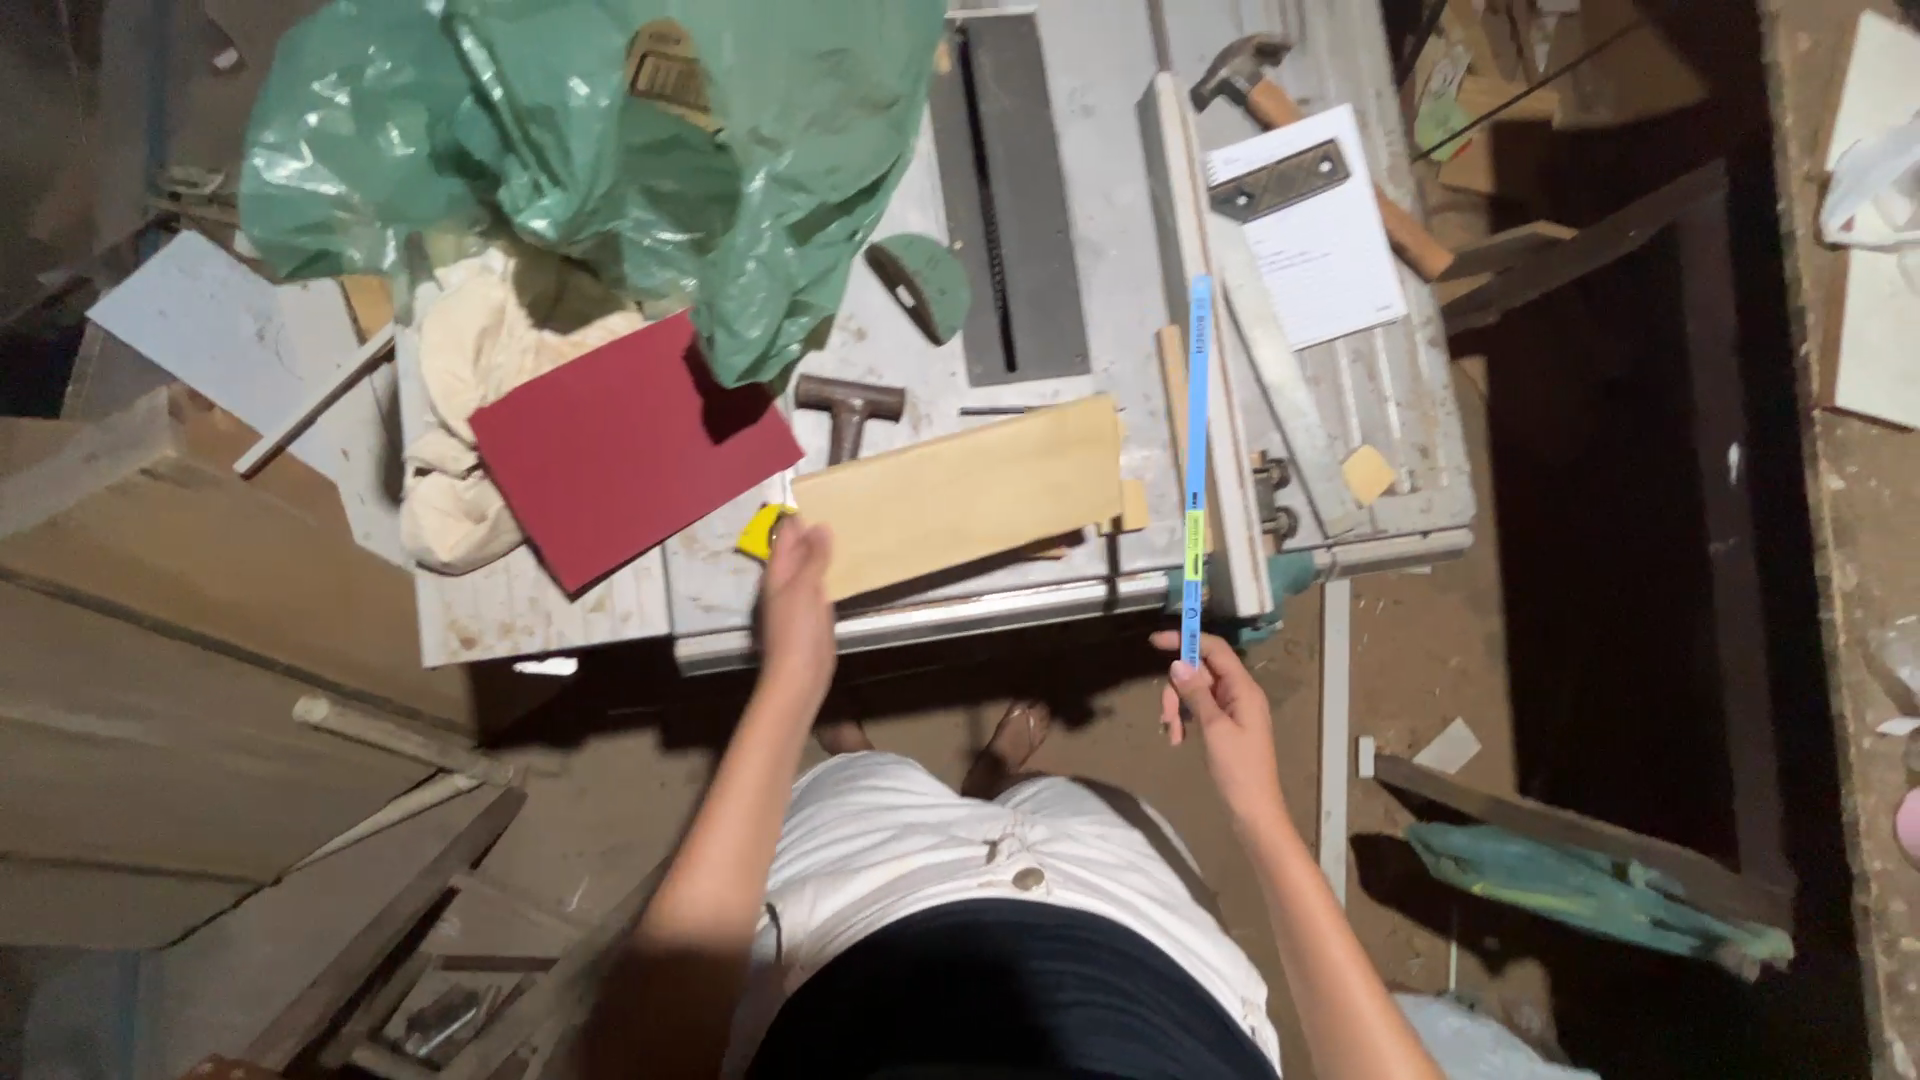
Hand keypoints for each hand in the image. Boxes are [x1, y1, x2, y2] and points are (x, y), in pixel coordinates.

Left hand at [757, 517, 835, 707]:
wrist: (800, 674)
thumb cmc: (796, 630)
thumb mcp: (804, 588)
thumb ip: (813, 558)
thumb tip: (821, 526)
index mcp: (778, 573)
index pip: (787, 538)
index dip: (801, 520)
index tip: (823, 500)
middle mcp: (788, 582)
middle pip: (800, 551)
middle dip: (817, 533)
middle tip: (844, 511)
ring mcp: (803, 599)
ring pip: (815, 568)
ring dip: (829, 553)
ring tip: (852, 532)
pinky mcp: (818, 614)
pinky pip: (827, 586)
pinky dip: (837, 574)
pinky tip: (853, 566)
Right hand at [1149, 631, 1285, 826]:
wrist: (1253, 810)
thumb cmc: (1238, 769)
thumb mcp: (1214, 728)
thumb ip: (1196, 693)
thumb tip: (1178, 663)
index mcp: (1243, 689)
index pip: (1214, 649)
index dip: (1186, 640)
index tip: (1156, 641)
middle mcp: (1238, 693)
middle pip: (1199, 671)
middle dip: (1177, 687)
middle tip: (1166, 714)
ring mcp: (1231, 710)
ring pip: (1194, 690)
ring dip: (1177, 707)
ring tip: (1172, 732)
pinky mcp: (1223, 725)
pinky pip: (1198, 709)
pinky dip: (1184, 718)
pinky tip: (1177, 738)